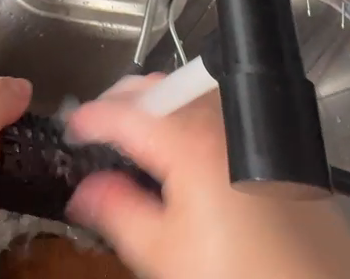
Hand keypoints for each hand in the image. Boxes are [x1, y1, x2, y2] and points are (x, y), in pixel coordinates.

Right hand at [65, 79, 349, 278]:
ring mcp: (253, 132)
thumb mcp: (165, 254)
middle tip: (99, 126)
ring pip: (190, 94)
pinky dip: (192, 116)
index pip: (121, 113)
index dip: (88, 118)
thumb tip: (86, 189)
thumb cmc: (242, 278)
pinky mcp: (278, 150)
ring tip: (137, 132)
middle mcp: (221, 121)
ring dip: (157, 103)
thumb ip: (116, 212)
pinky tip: (185, 148)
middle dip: (120, 100)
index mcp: (187, 140)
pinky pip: (222, 113)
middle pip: (156, 89)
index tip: (71, 129)